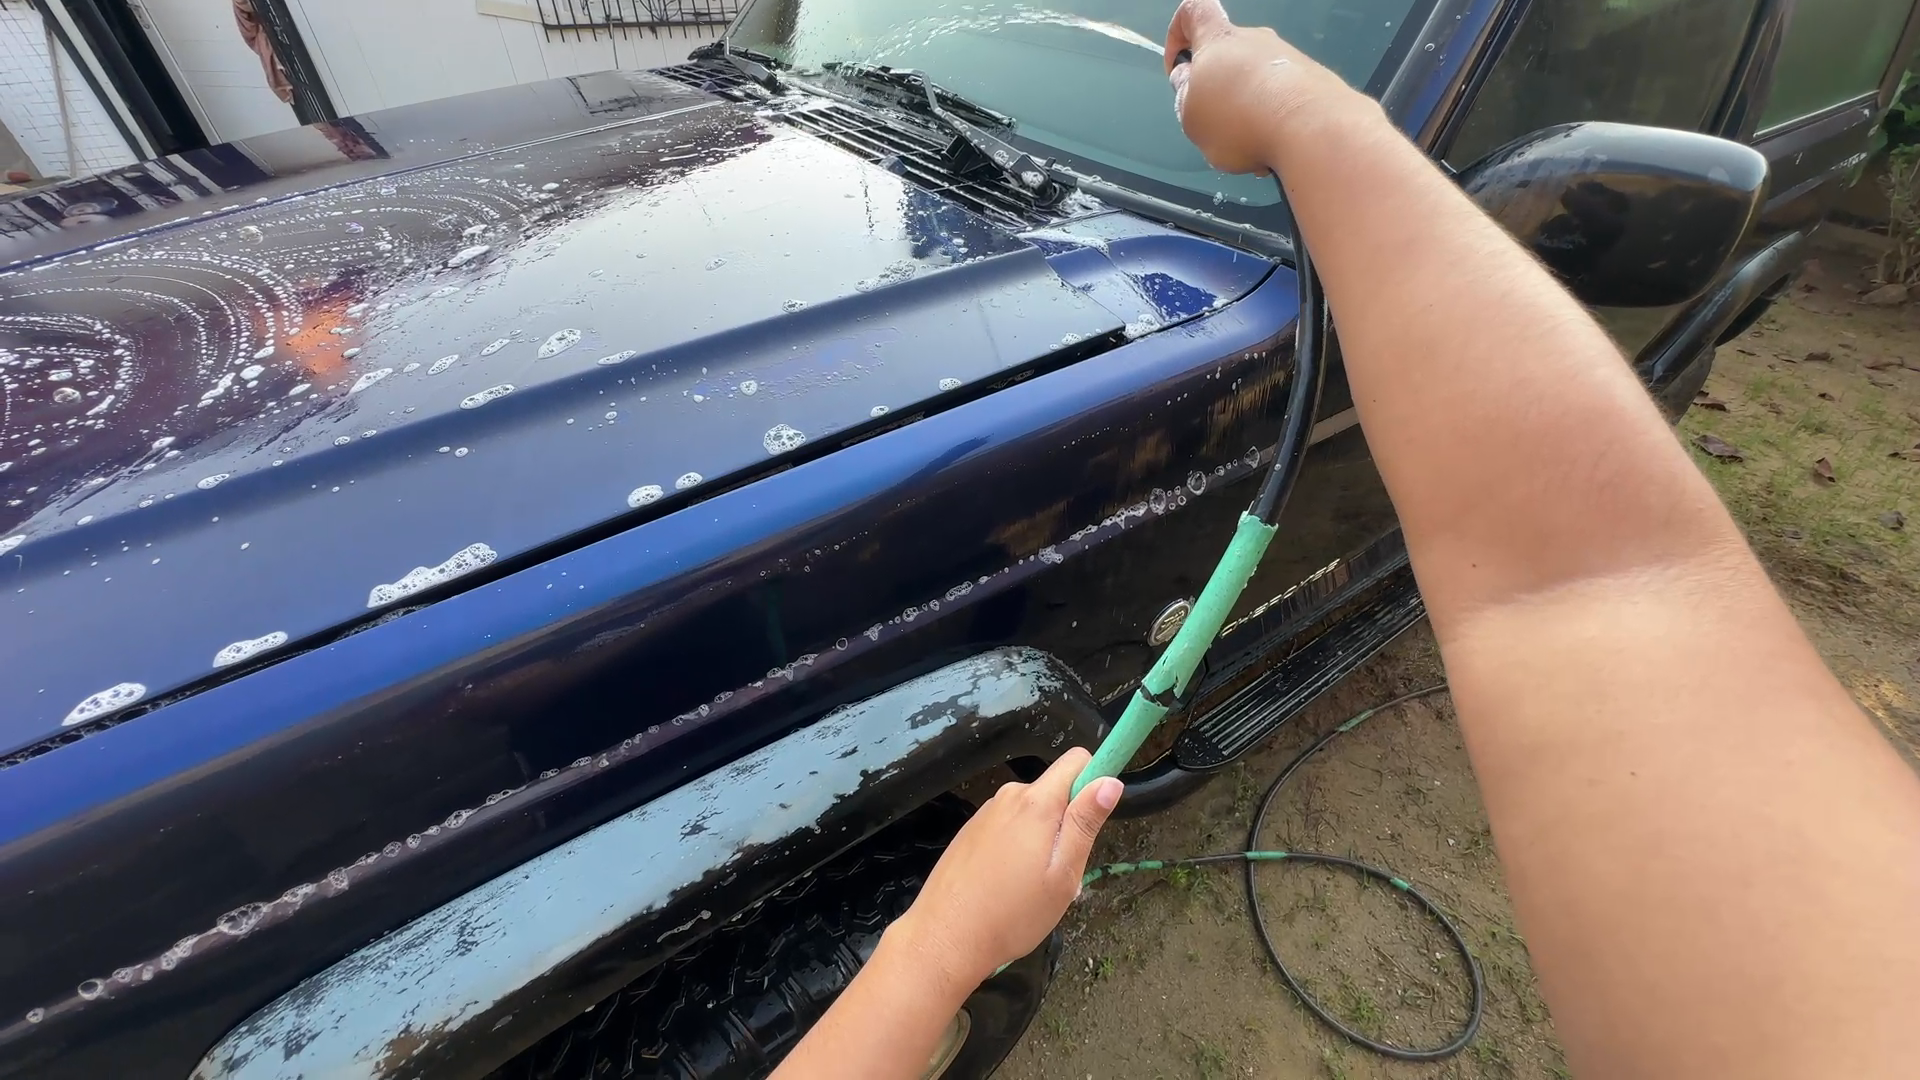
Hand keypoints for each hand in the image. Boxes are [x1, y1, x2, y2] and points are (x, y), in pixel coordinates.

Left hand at [889, 749, 1122, 986]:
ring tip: (1034, 886)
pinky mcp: (973, 829)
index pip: (1076, 760)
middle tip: (1062, 871)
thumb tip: (1110, 781)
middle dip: (1068, 823)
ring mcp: (988, 811)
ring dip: (1043, 839)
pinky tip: (1009, 886)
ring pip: (1033, 812)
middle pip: (1055, 790)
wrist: (945, 936)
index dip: (1095, 780)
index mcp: (1036, 802)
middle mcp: (1010, 795)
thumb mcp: (1063, 873)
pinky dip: (1019, 847)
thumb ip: (1085, 823)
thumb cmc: (1012, 913)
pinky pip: (1010, 825)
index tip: (1095, 818)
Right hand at [1164, 0, 1365, 173]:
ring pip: (1250, 81)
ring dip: (1240, 110)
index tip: (1178, 67)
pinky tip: (1267, 147)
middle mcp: (1253, 39)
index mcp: (1218, 40)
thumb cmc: (1237, 118)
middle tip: (1210, 125)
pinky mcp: (1306, 79)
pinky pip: (1275, 98)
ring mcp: (1283, 57)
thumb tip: (1185, 76)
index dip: (1177, 33)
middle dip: (1213, 89)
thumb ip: (1184, 92)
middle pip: (1225, 56)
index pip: (1194, 10)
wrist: (1307, 126)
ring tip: (1243, 144)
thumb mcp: (1191, 114)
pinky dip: (1265, 121)